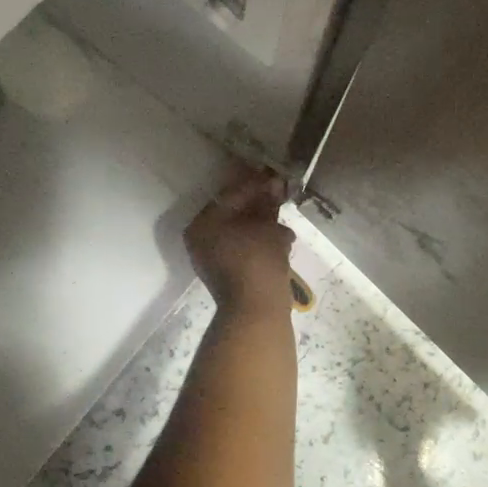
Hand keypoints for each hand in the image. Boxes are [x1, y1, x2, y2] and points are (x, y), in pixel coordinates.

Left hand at [185, 168, 295, 312]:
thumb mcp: (266, 226)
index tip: (274, 175)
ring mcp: (213, 258)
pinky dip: (261, 241)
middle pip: (233, 213)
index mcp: (203, 224)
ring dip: (264, 223)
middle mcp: (202, 240)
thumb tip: (275, 183)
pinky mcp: (227, 273)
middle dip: (260, 203)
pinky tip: (283, 240)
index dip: (254, 183)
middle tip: (281, 192)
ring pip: (241, 231)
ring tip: (285, 219)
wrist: (256, 310)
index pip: (229, 195)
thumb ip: (268, 203)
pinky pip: (244, 248)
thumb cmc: (257, 261)